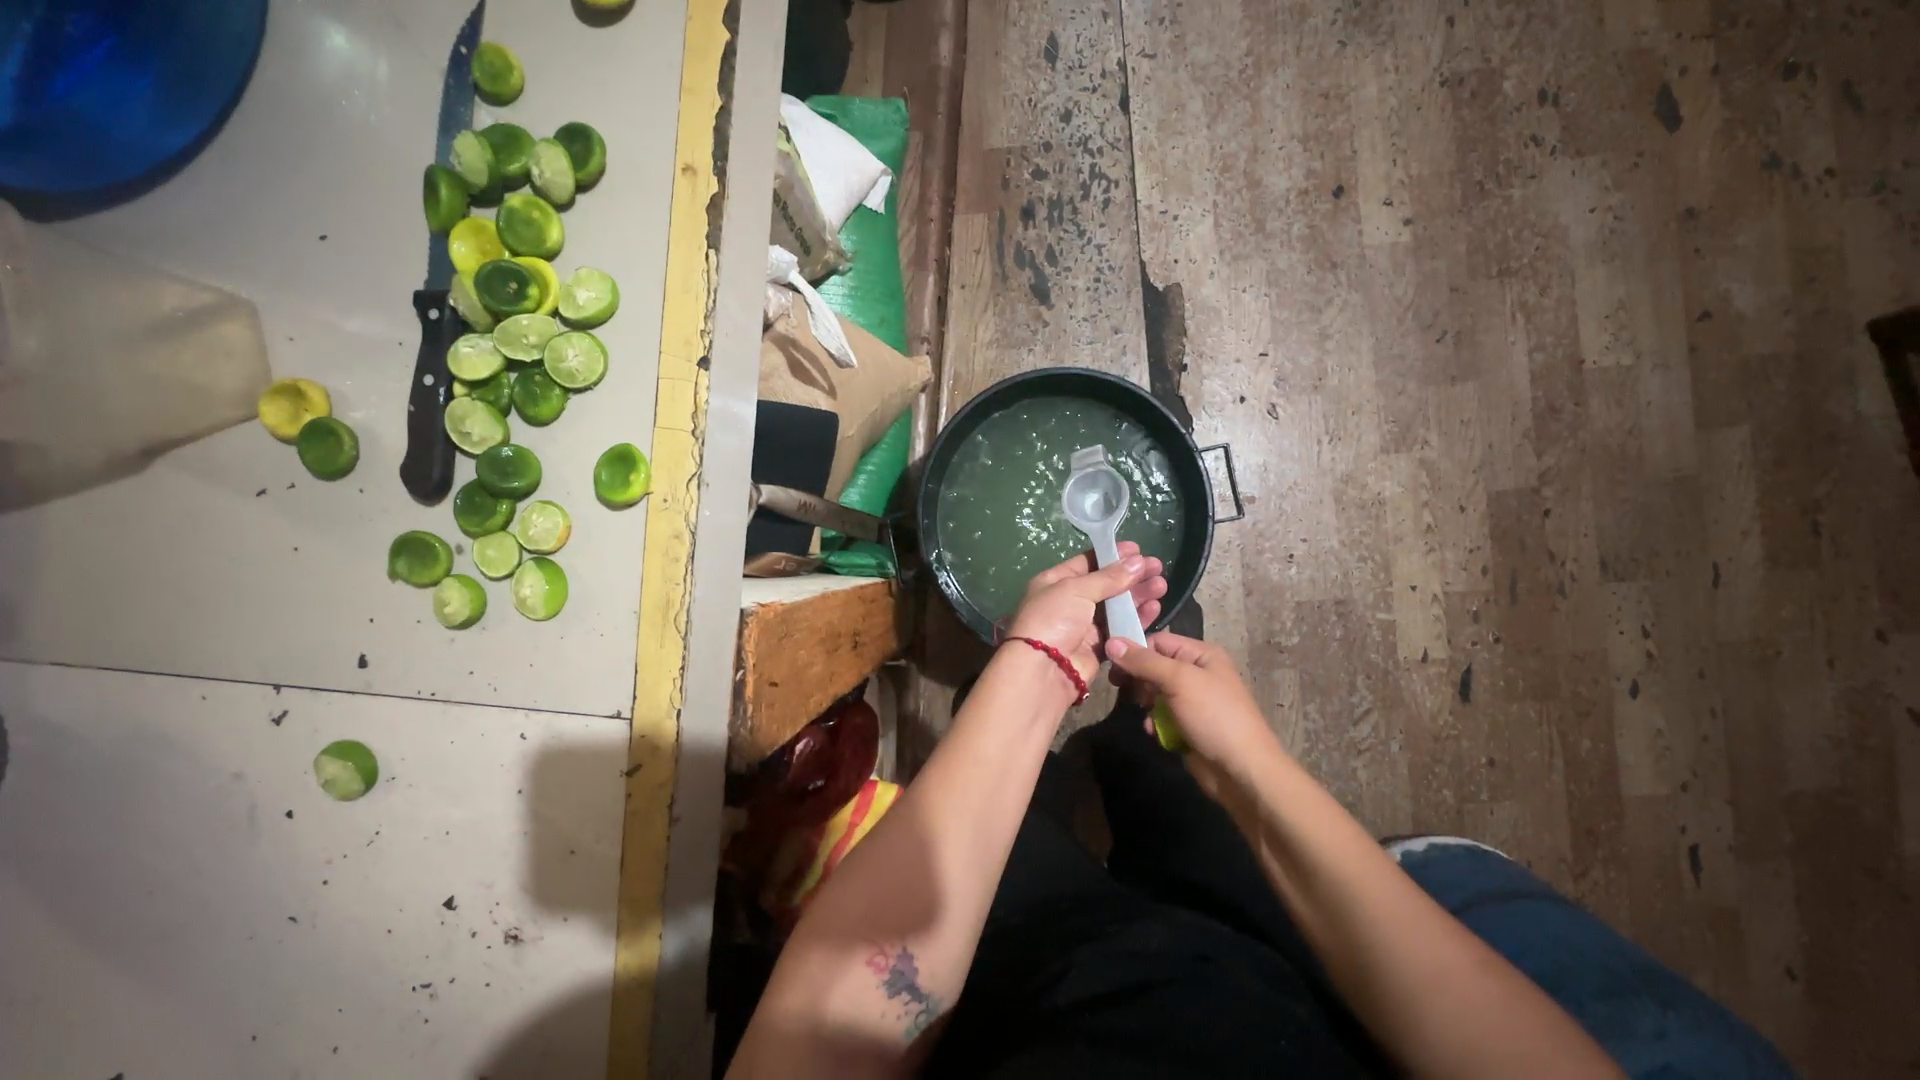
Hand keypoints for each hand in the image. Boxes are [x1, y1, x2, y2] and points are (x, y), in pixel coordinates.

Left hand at [1002, 542, 1167, 680]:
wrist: (1044, 669)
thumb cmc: (1053, 619)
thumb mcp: (1076, 589)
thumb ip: (1109, 577)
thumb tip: (1138, 561)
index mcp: (1055, 581)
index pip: (1088, 562)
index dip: (1113, 556)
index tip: (1138, 550)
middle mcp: (1069, 602)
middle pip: (1106, 584)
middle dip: (1132, 576)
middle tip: (1157, 568)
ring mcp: (1083, 625)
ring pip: (1116, 606)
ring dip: (1138, 596)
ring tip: (1161, 586)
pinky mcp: (1097, 647)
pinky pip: (1121, 628)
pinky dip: (1137, 618)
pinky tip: (1155, 608)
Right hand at [1105, 632, 1284, 774]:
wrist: (1241, 770)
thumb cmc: (1213, 717)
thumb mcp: (1178, 681)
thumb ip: (1144, 661)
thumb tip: (1111, 641)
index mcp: (1201, 655)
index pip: (1158, 641)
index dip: (1135, 651)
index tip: (1111, 665)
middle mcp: (1197, 673)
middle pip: (1154, 667)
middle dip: (1140, 681)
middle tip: (1124, 691)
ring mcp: (1193, 701)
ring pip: (1154, 694)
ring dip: (1147, 705)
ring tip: (1150, 716)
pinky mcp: (1187, 725)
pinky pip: (1161, 717)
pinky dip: (1156, 724)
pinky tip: (1158, 734)